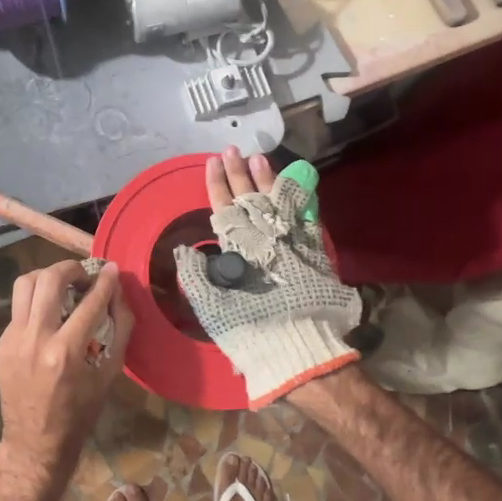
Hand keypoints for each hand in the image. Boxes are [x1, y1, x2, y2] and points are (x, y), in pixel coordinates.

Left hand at [0, 260, 134, 473]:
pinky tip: (48, 315)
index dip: (104, 281)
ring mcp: (12, 340)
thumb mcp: (109, 375)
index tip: (112, 269)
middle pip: (49, 280)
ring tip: (62, 284)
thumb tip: (119, 293)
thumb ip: (119, 330)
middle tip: (83, 275)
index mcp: (66, 352)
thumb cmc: (80, 412)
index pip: (90, 302)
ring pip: (24, 284)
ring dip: (46, 276)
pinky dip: (36, 303)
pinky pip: (18, 309)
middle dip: (70, 268)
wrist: (35, 443)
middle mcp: (35, 340)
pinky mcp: (1, 344)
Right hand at [176, 147, 361, 408]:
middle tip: (232, 150)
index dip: (217, 185)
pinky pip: (306, 218)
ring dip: (266, 179)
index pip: (224, 208)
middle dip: (238, 173)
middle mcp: (265, 239)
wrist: (300, 350)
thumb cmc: (251, 332)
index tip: (212, 163)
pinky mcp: (315, 254)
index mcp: (238, 250)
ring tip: (259, 158)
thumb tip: (186, 251)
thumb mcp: (212, 308)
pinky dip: (299, 200)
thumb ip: (196, 276)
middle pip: (249, 199)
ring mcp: (292, 243)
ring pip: (278, 201)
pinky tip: (294, 186)